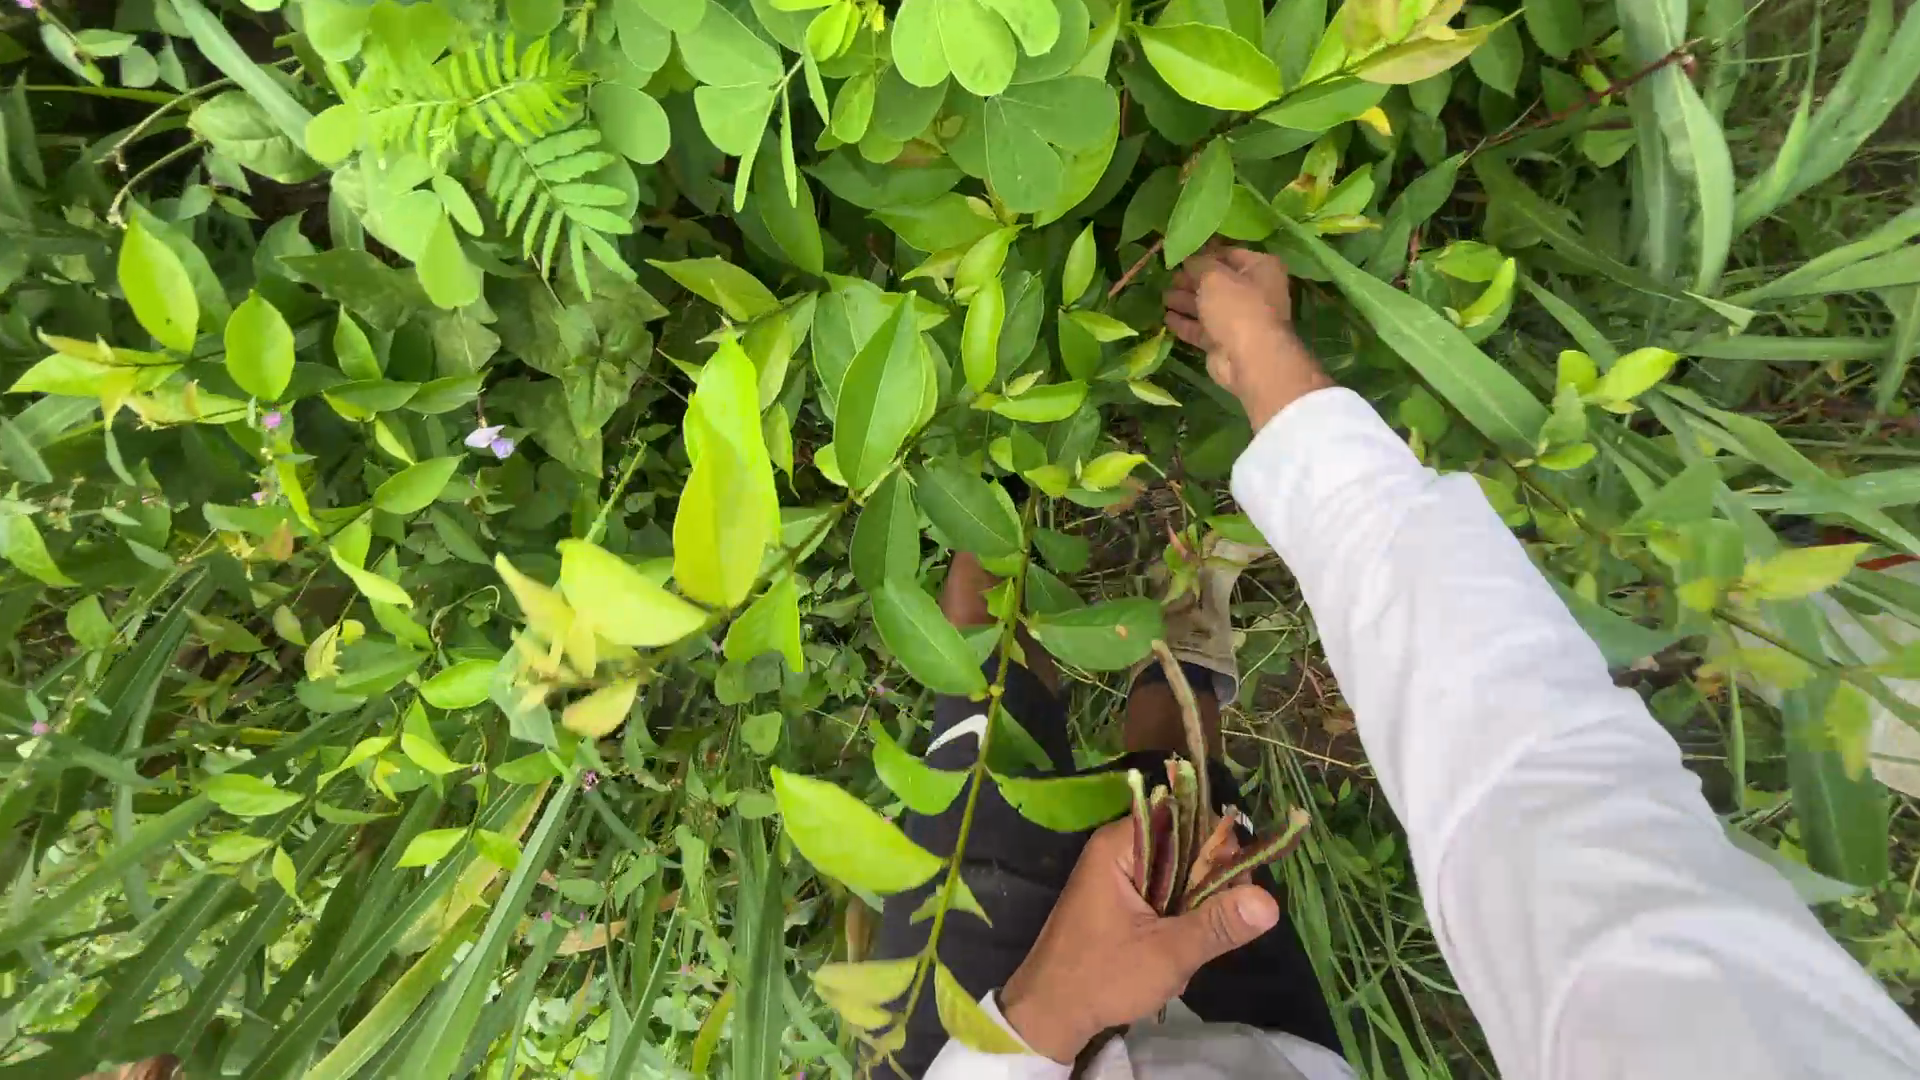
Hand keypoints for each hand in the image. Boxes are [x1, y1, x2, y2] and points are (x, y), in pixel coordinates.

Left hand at [997, 819, 1280, 1062]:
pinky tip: (1177, 947)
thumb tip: (1270, 901)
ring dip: (1194, 904)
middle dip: (1207, 883)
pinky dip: (1177, 915)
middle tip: (1220, 924)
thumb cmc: (1103, 975)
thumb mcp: (1167, 954)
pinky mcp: (1120, 895)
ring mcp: (1117, 871)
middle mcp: (1117, 847)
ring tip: (1194, 942)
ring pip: (1176, 872)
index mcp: (1120, 844)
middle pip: (1182, 845)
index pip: (1182, 820)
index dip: (1217, 845)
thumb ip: (1217, 925)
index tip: (1242, 883)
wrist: (1051, 1010)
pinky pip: (1162, 890)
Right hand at [1164, 247, 1333, 429]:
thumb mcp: (1214, 276)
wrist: (1248, 357)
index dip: (1205, 254)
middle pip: (1216, 282)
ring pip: (1206, 306)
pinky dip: (1185, 323)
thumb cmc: (1237, 307)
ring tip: (1162, 296)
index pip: (1229, 254)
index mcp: (1260, 268)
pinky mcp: (1222, 342)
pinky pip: (1200, 329)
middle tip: (1168, 276)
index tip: (1181, 255)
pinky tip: (1166, 318)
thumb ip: (1199, 264)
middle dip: (1191, 280)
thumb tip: (1189, 258)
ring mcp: (1237, 319)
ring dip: (1184, 301)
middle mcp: (1251, 292)